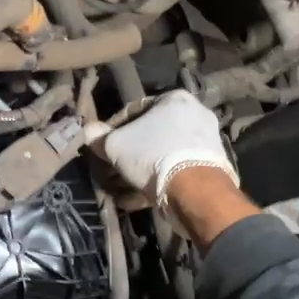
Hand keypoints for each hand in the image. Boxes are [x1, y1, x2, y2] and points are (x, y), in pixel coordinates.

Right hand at [87, 90, 237, 213]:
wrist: (195, 191)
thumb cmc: (153, 155)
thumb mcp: (115, 145)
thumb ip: (100, 138)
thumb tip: (88, 131)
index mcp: (175, 99)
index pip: (135, 109)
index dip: (113, 129)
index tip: (103, 145)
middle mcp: (195, 115)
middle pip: (150, 134)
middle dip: (129, 153)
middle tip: (111, 168)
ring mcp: (205, 143)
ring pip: (162, 155)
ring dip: (140, 170)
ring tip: (121, 188)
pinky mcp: (210, 168)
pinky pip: (175, 171)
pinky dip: (155, 182)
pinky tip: (135, 198)